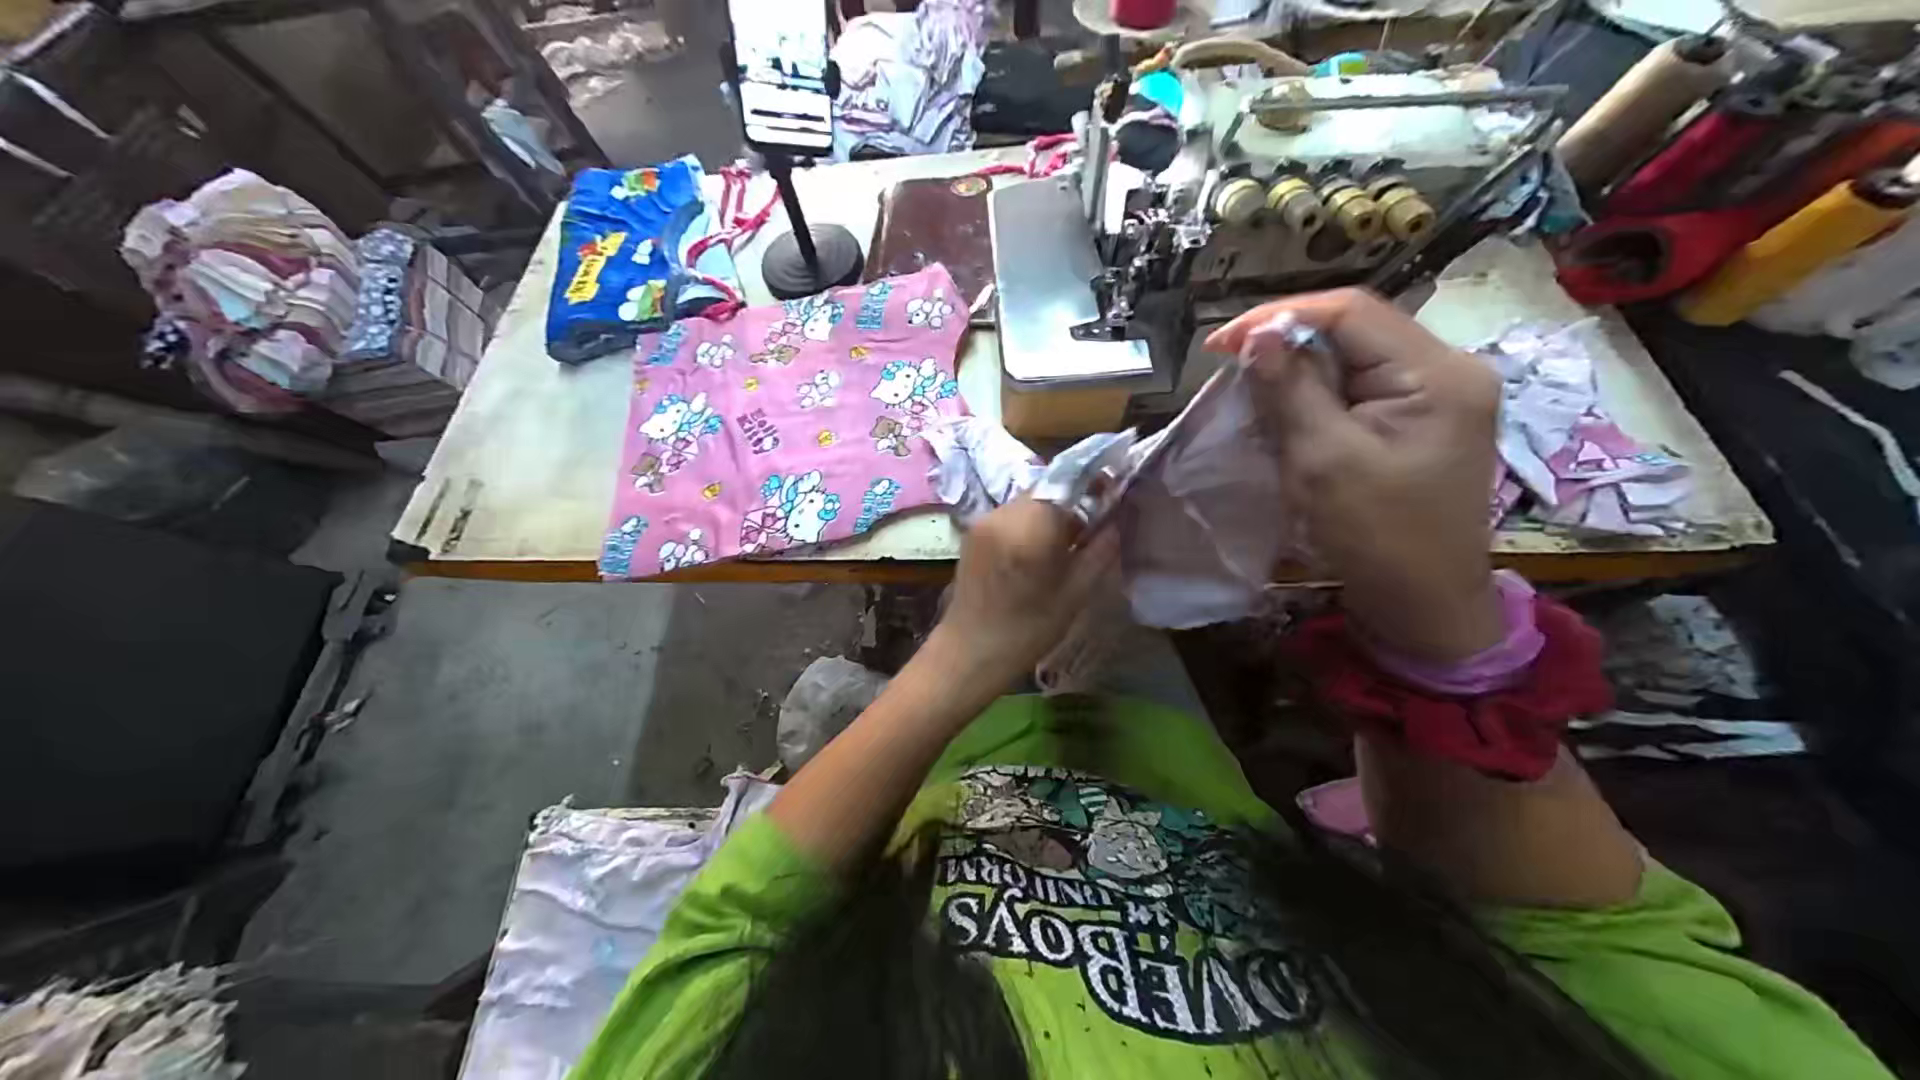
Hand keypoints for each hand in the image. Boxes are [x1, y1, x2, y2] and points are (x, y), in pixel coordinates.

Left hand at [930, 497, 1117, 686]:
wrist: (968, 651)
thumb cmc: (1027, 630)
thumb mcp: (1074, 594)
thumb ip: (1099, 552)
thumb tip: (1116, 523)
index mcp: (1030, 527)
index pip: (1066, 481)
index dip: (1091, 483)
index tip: (1110, 494)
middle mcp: (1002, 514)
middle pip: (1044, 489)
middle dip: (1070, 500)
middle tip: (1089, 527)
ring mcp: (983, 521)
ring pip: (1025, 501)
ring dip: (1048, 512)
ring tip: (1063, 543)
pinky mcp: (972, 532)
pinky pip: (1008, 515)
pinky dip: (1027, 522)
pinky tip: (1035, 551)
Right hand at [1205, 289, 1502, 661]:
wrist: (1423, 601)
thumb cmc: (1375, 535)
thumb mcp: (1323, 460)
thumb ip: (1291, 389)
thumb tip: (1256, 335)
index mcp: (1437, 374)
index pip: (1352, 311)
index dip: (1280, 316)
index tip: (1221, 344)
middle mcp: (1448, 370)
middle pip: (1356, 329)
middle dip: (1288, 343)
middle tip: (1232, 367)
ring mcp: (1439, 394)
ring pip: (1354, 357)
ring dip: (1300, 369)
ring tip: (1253, 388)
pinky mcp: (1422, 418)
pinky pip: (1361, 386)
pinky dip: (1318, 392)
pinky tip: (1289, 409)